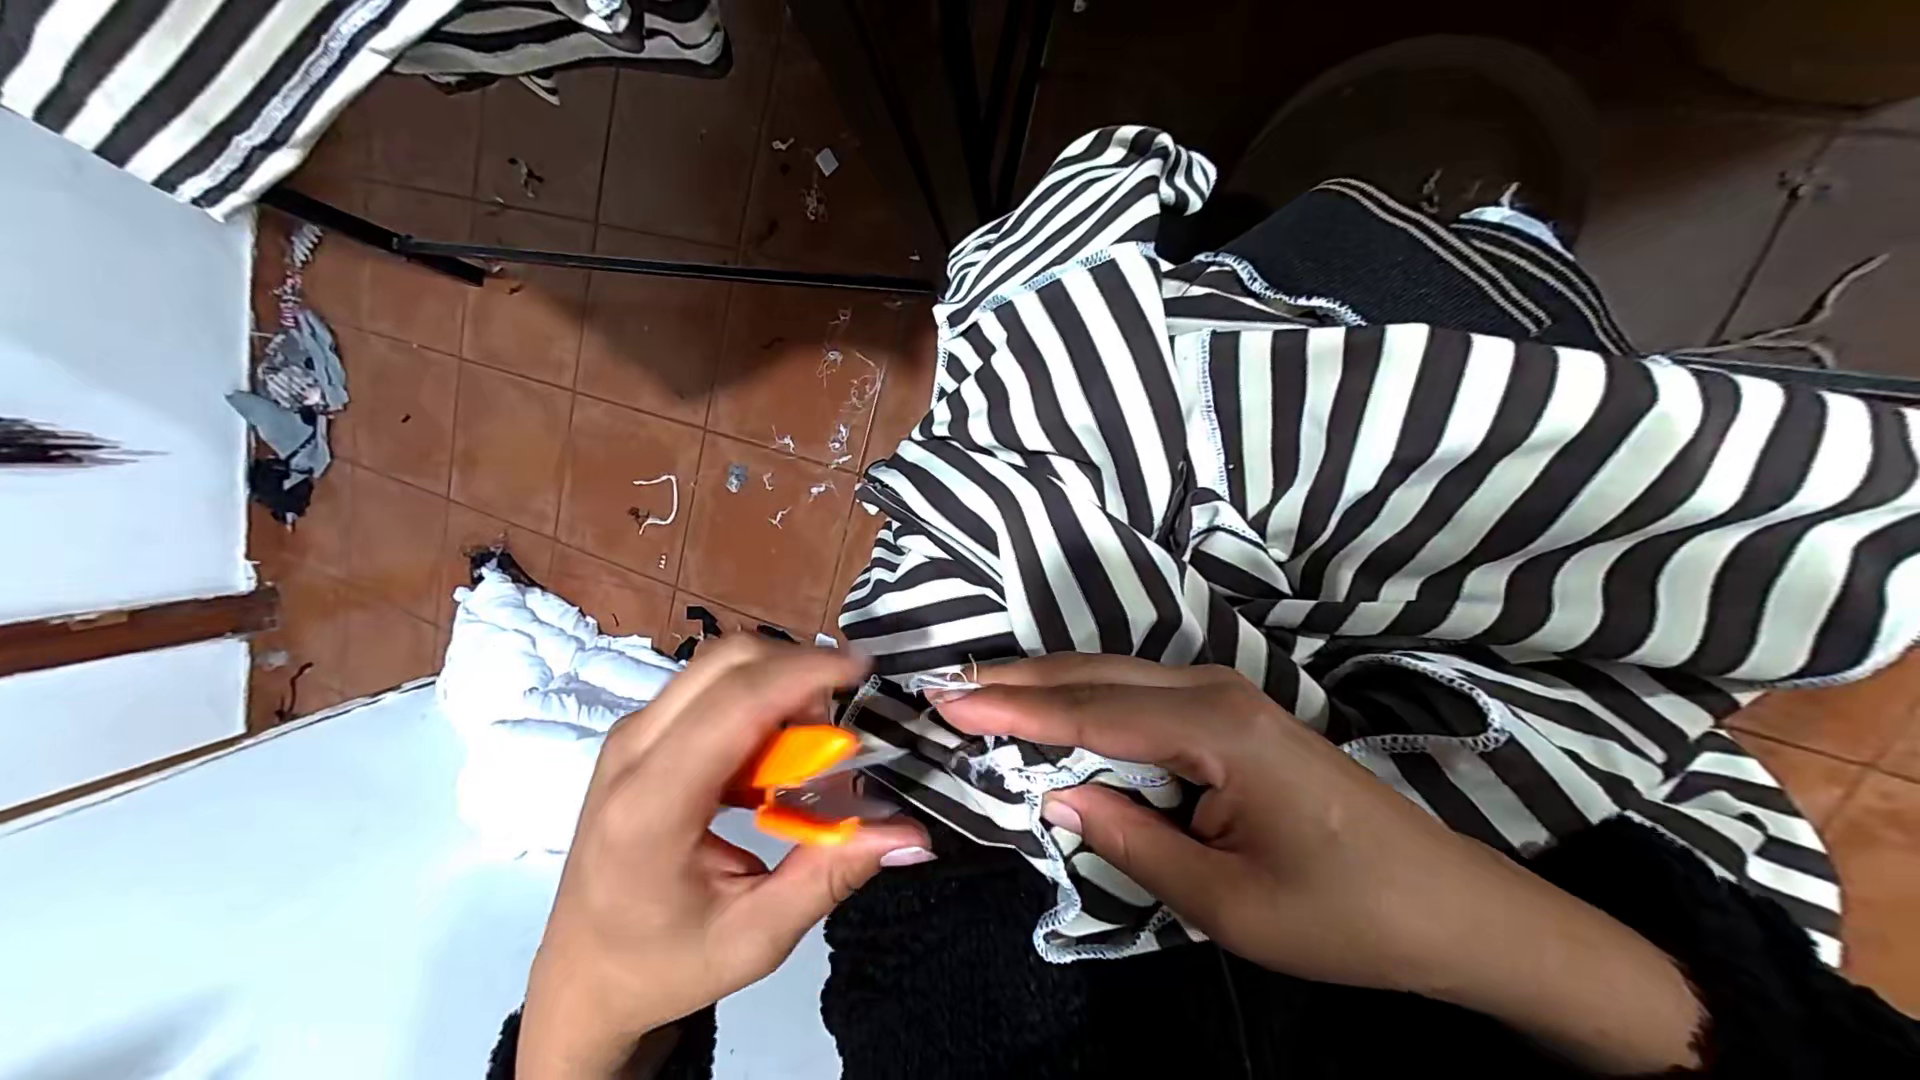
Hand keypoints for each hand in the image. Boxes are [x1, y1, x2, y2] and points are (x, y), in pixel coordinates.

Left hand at [518, 638, 930, 1079]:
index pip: (734, 705)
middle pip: (726, 661)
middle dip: (797, 669)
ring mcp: (630, 734)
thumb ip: (830, 877)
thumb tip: (908, 833)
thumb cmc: (665, 962)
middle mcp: (631, 751)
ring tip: (809, 740)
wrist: (583, 972)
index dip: (803, 673)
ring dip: (778, 681)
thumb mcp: (754, 937)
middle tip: (839, 718)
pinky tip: (774, 749)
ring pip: (718, 663)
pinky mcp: (640, 731)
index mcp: (650, 807)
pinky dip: (757, 696)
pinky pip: (709, 684)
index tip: (862, 672)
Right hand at [935, 655, 1702, 1074]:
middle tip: (949, 683)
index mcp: (1214, 729)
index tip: (949, 702)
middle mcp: (1212, 690)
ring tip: (983, 687)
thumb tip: (1055, 793)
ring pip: (1112, 675)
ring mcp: (1222, 693)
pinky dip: (1084, 697)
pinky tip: (1053, 705)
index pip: (1090, 712)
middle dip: (1017, 680)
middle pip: (1094, 675)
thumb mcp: (1226, 902)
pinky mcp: (1227, 709)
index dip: (1014, 709)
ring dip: (1046, 683)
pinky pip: (1137, 692)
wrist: (1451, 906)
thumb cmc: (1343, 913)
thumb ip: (1132, 839)